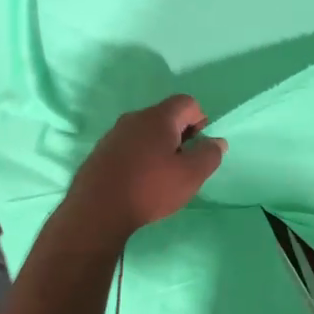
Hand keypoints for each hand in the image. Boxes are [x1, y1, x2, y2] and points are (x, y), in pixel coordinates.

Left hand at [65, 94, 225, 239]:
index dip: (200, 120)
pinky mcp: (101, 152)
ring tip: (161, 176)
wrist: (97, 210)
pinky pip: (129, 146)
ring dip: (159, 147)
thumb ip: (209, 155)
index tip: (199, 147)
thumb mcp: (190, 176)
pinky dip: (140, 157)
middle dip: (180, 136)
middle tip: (183, 165)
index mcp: (158, 118)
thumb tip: (217, 141)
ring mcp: (113, 134)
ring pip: (145, 132)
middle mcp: (134, 118)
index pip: (187, 102)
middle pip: (165, 116)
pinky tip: (139, 182)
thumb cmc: (149, 189)